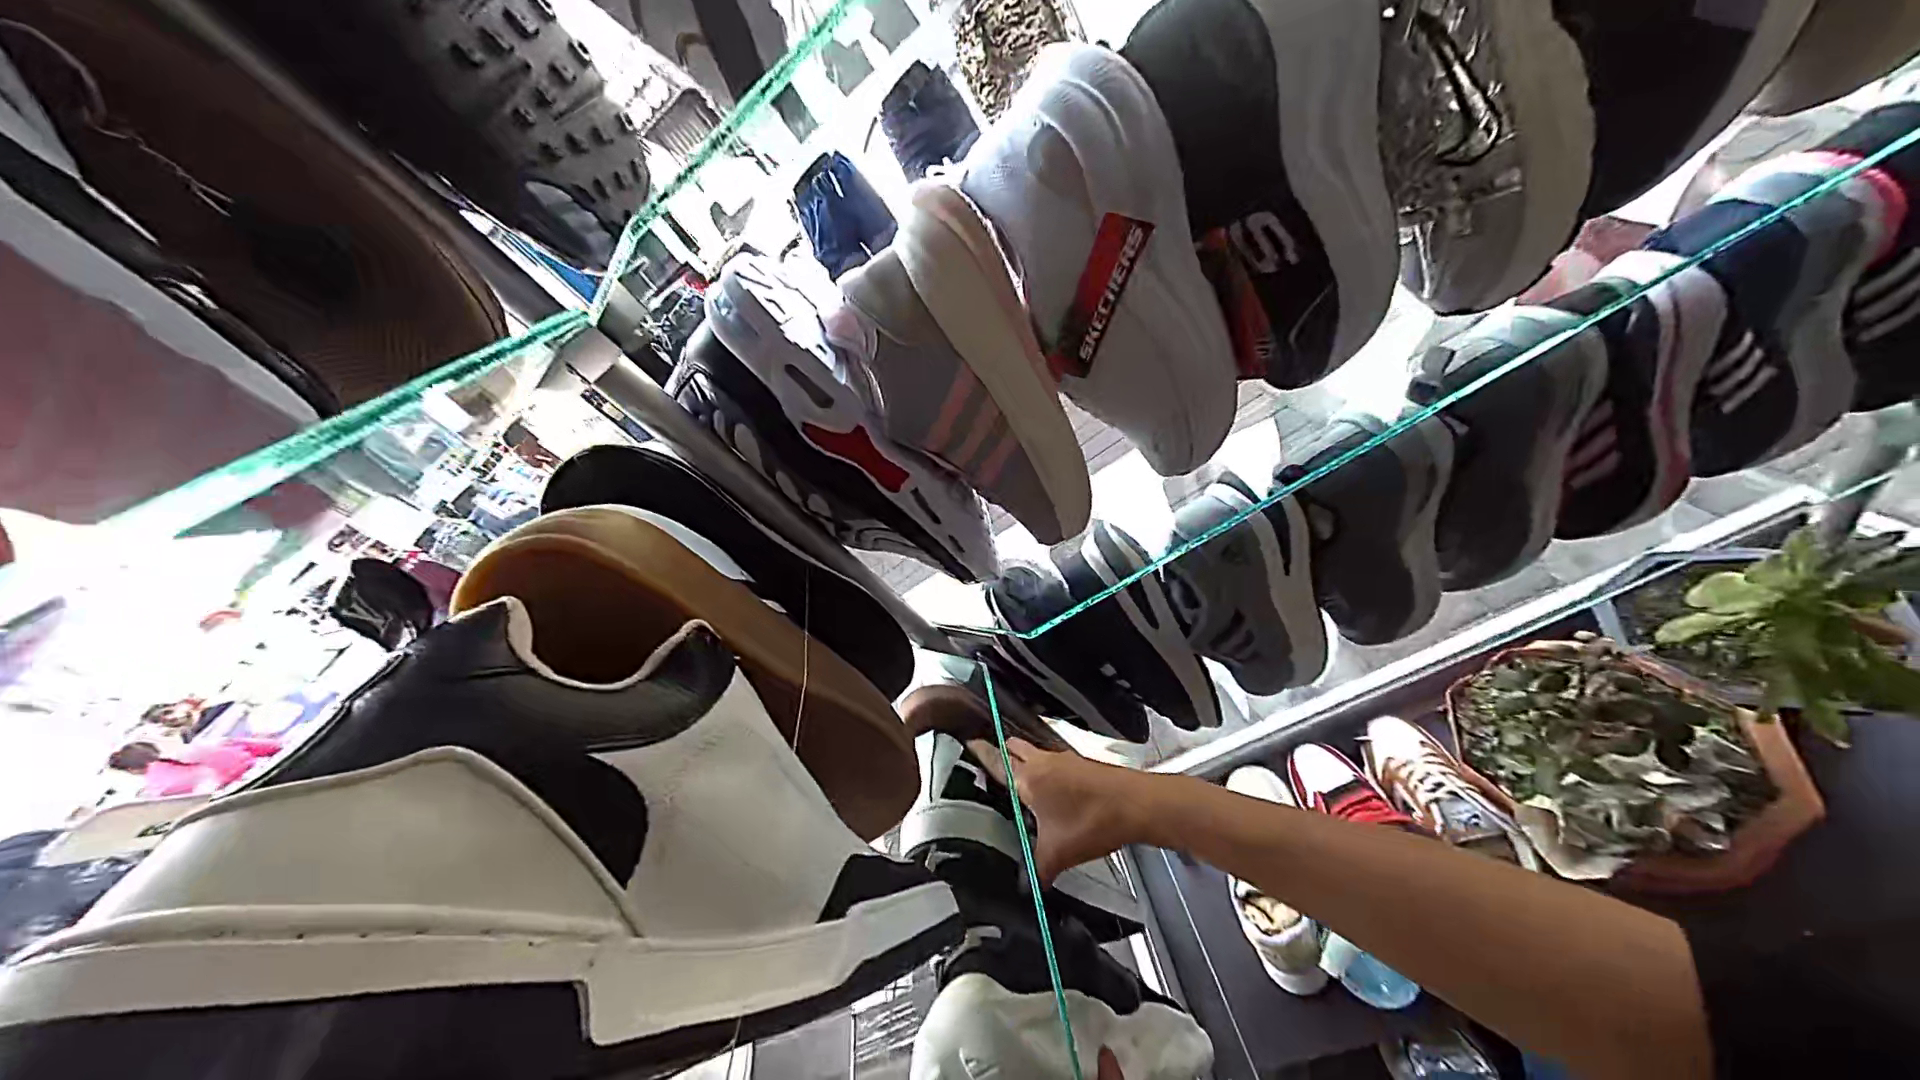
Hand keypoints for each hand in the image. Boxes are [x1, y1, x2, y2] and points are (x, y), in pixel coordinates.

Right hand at [965, 737, 1161, 882]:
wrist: (1135, 804)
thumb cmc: (1094, 821)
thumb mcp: (1058, 853)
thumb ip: (1038, 870)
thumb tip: (1031, 888)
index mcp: (1028, 778)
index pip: (995, 760)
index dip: (980, 751)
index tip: (968, 741)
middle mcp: (1043, 763)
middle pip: (1014, 747)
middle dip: (1000, 750)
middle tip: (989, 758)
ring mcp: (1065, 761)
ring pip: (1035, 752)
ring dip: (1024, 758)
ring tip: (1017, 776)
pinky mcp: (1082, 765)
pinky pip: (1054, 761)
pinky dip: (1046, 769)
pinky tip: (1052, 790)